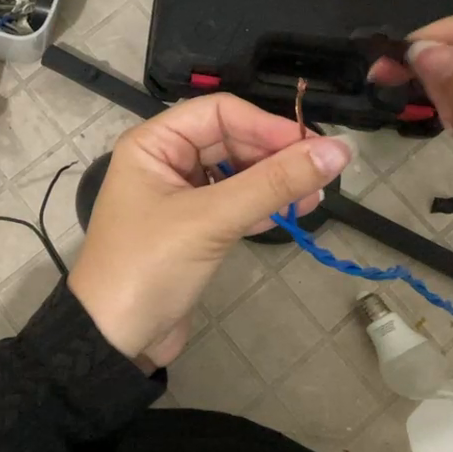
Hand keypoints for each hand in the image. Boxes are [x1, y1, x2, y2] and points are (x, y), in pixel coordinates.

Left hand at [68, 94, 351, 368]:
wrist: (115, 339)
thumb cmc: (149, 266)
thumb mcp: (210, 220)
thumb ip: (273, 184)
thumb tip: (338, 151)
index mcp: (153, 143)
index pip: (219, 112)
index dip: (267, 124)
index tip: (314, 145)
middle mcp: (165, 160)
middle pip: (232, 139)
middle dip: (276, 153)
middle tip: (323, 172)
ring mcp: (180, 194)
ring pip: (238, 172)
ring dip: (275, 180)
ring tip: (317, 195)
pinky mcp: (195, 227)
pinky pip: (236, 201)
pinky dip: (265, 204)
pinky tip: (297, 210)